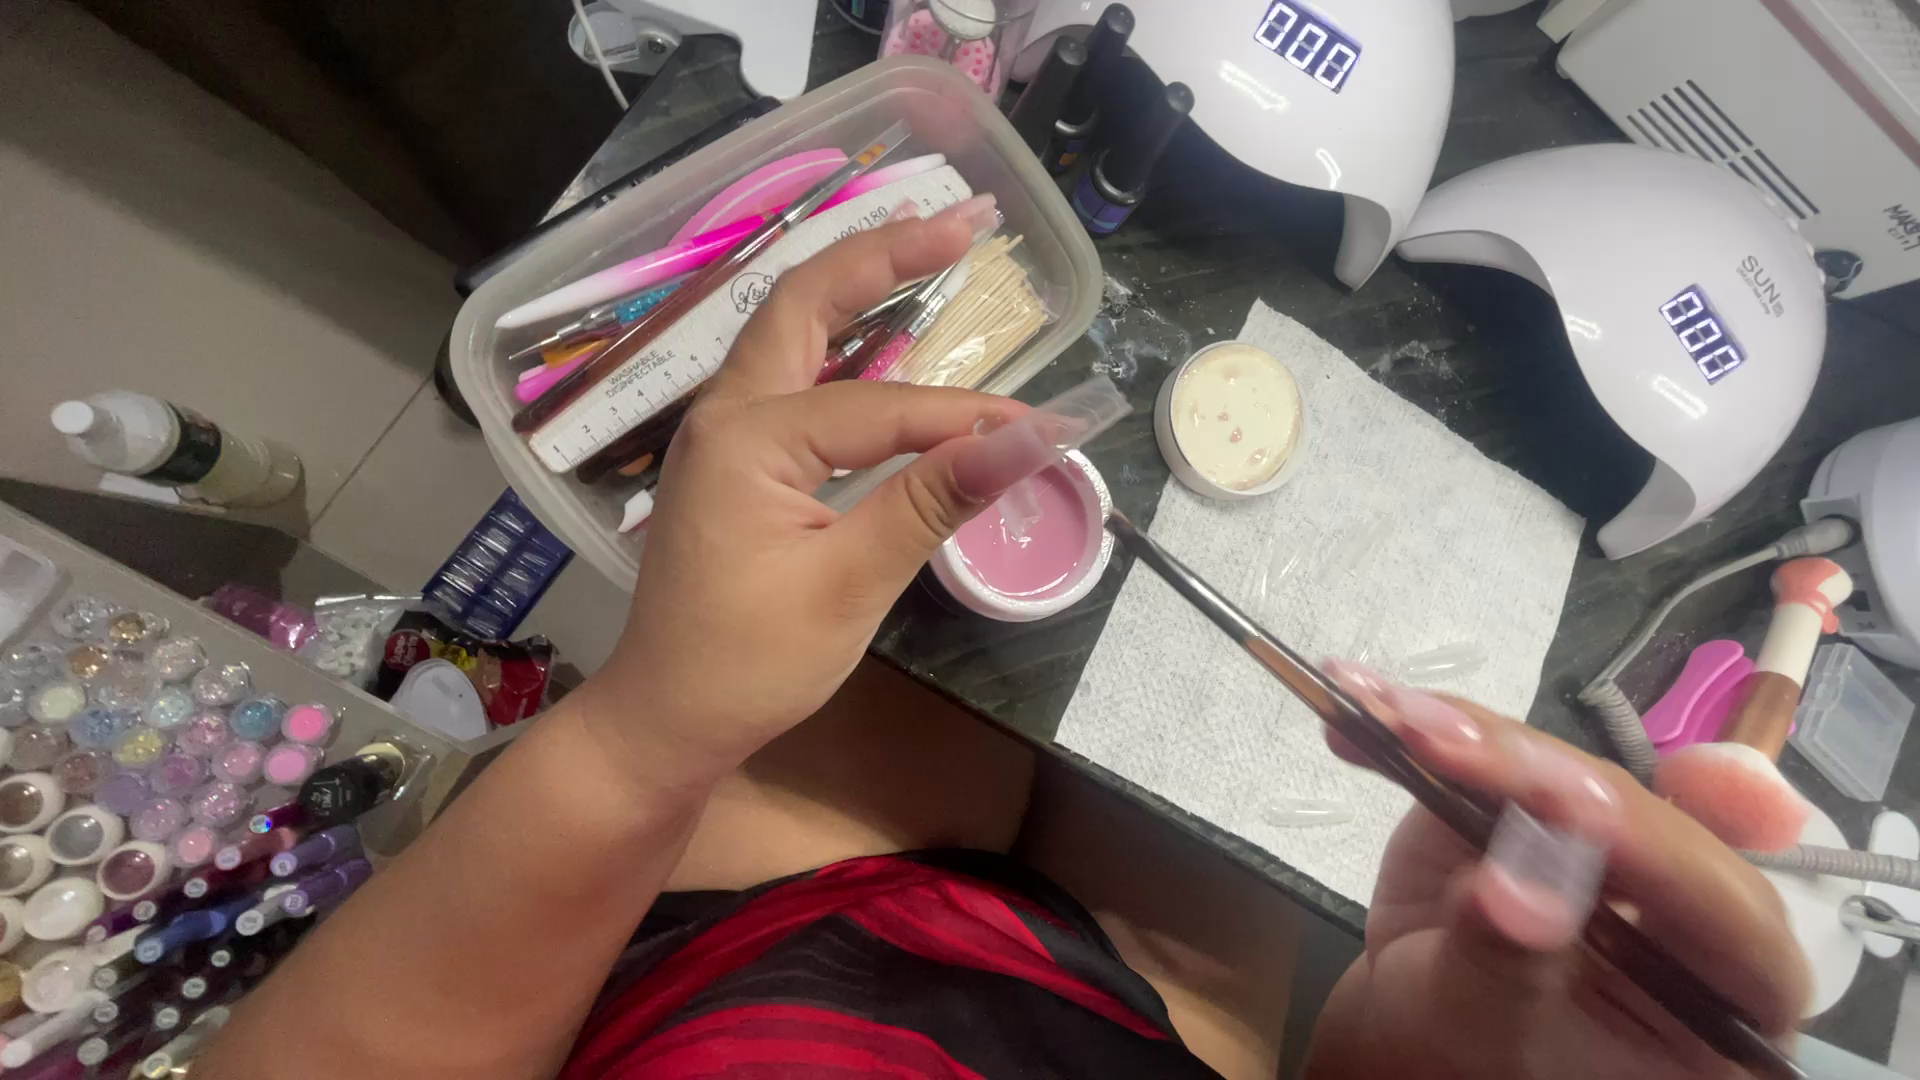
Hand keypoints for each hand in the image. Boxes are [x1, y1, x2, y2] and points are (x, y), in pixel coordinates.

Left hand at [573, 195, 1025, 787]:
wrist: (667, 718)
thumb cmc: (751, 663)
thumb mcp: (851, 584)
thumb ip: (932, 501)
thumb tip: (1025, 440)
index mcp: (749, 437)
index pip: (884, 407)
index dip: (969, 418)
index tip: (1045, 428)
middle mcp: (727, 413)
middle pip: (806, 301)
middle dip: (886, 255)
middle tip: (964, 222)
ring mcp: (723, 433)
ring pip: (791, 333)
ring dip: (856, 285)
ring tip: (926, 251)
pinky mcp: (734, 462)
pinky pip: (792, 381)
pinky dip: (840, 347)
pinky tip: (877, 340)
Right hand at [1304, 663, 1808, 1079]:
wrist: (1408, 1030)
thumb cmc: (1464, 1063)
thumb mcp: (1484, 1031)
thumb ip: (1505, 961)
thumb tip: (1507, 888)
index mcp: (1717, 983)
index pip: (1718, 907)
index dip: (1646, 845)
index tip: (1554, 801)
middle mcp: (1665, 891)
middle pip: (1616, 805)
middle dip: (1520, 764)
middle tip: (1430, 740)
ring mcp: (1577, 833)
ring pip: (1537, 758)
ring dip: (1454, 726)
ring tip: (1375, 710)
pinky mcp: (1503, 800)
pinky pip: (1468, 748)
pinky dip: (1408, 724)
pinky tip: (1358, 701)